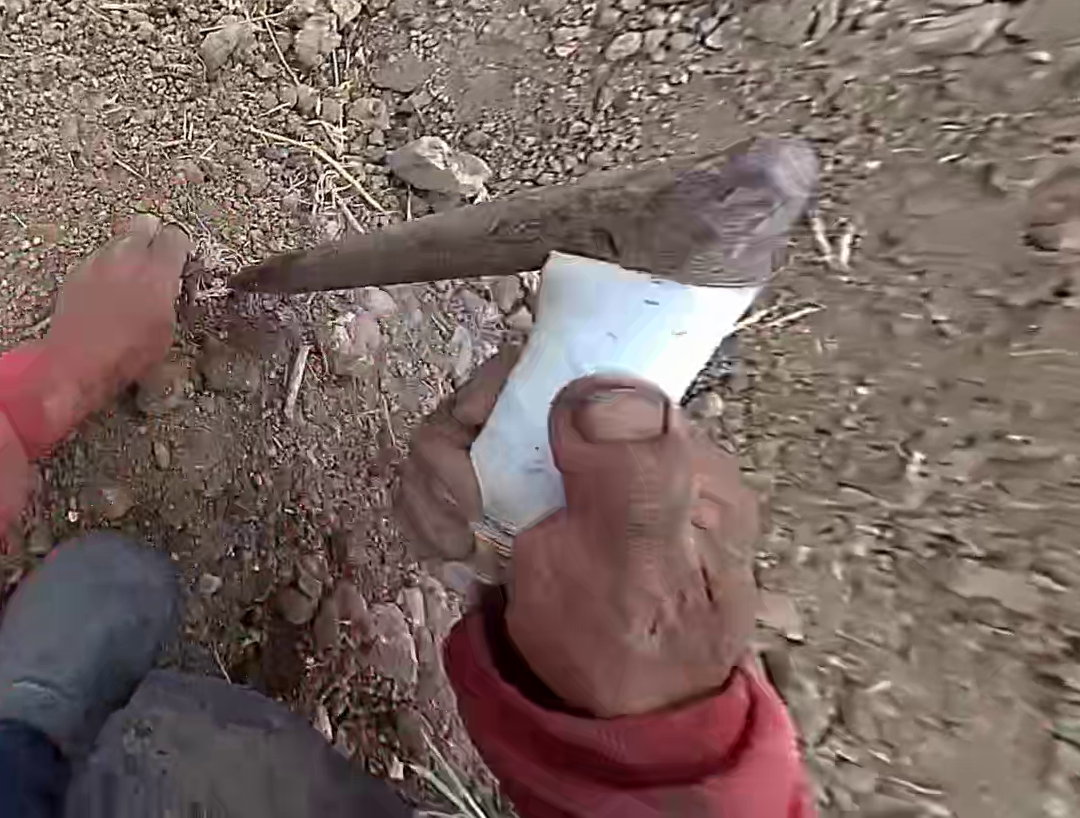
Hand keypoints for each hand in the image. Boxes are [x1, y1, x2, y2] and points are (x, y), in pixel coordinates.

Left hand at [44, 215, 191, 405]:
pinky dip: (105, 268)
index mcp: (158, 271)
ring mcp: (98, 261)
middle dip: (152, 236)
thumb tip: (169, 284)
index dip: (180, 246)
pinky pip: (97, 259)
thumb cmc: (128, 355)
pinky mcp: (75, 273)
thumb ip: (169, 294)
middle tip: (156, 257)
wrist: (77, 365)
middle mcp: (128, 257)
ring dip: (127, 252)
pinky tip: (105, 292)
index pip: (176, 236)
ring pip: (118, 240)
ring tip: (129, 278)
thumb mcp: (166, 329)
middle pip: (144, 224)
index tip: (180, 258)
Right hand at [398, 364, 756, 717]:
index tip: (475, 434)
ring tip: (456, 545)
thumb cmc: (628, 649)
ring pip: (452, 431)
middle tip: (465, 514)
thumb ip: (635, 481)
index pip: (566, 363)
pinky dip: (427, 506)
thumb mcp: (642, 572)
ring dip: (434, 488)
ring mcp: (541, 464)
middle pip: (493, 395)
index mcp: (652, 439)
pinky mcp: (501, 488)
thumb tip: (601, 390)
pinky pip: (435, 468)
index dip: (504, 387)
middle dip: (457, 454)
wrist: (593, 717)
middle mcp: (593, 438)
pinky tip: (449, 548)